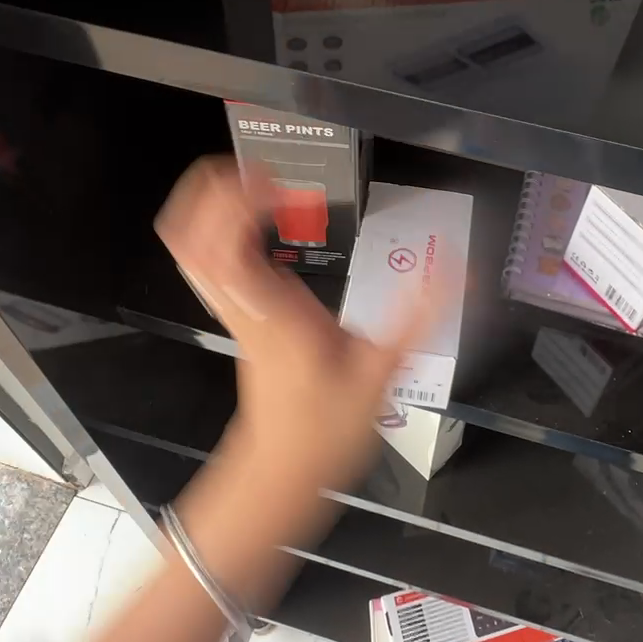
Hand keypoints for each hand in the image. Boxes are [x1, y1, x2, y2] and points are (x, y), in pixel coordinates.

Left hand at [155, 158, 432, 515]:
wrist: (282, 472)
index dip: (242, 200)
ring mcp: (232, 306)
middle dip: (215, 188)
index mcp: (271, 312)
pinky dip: (214, 225)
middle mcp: (242, 302)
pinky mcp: (236, 311)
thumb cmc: (322, 432)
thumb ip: (418, 315)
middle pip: (191, 231)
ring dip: (208, 202)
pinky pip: (205, 257)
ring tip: (254, 182)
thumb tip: (454, 268)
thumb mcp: (381, 372)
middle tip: (262, 169)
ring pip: (188, 242)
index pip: (228, 243)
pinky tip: (253, 217)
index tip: (281, 185)